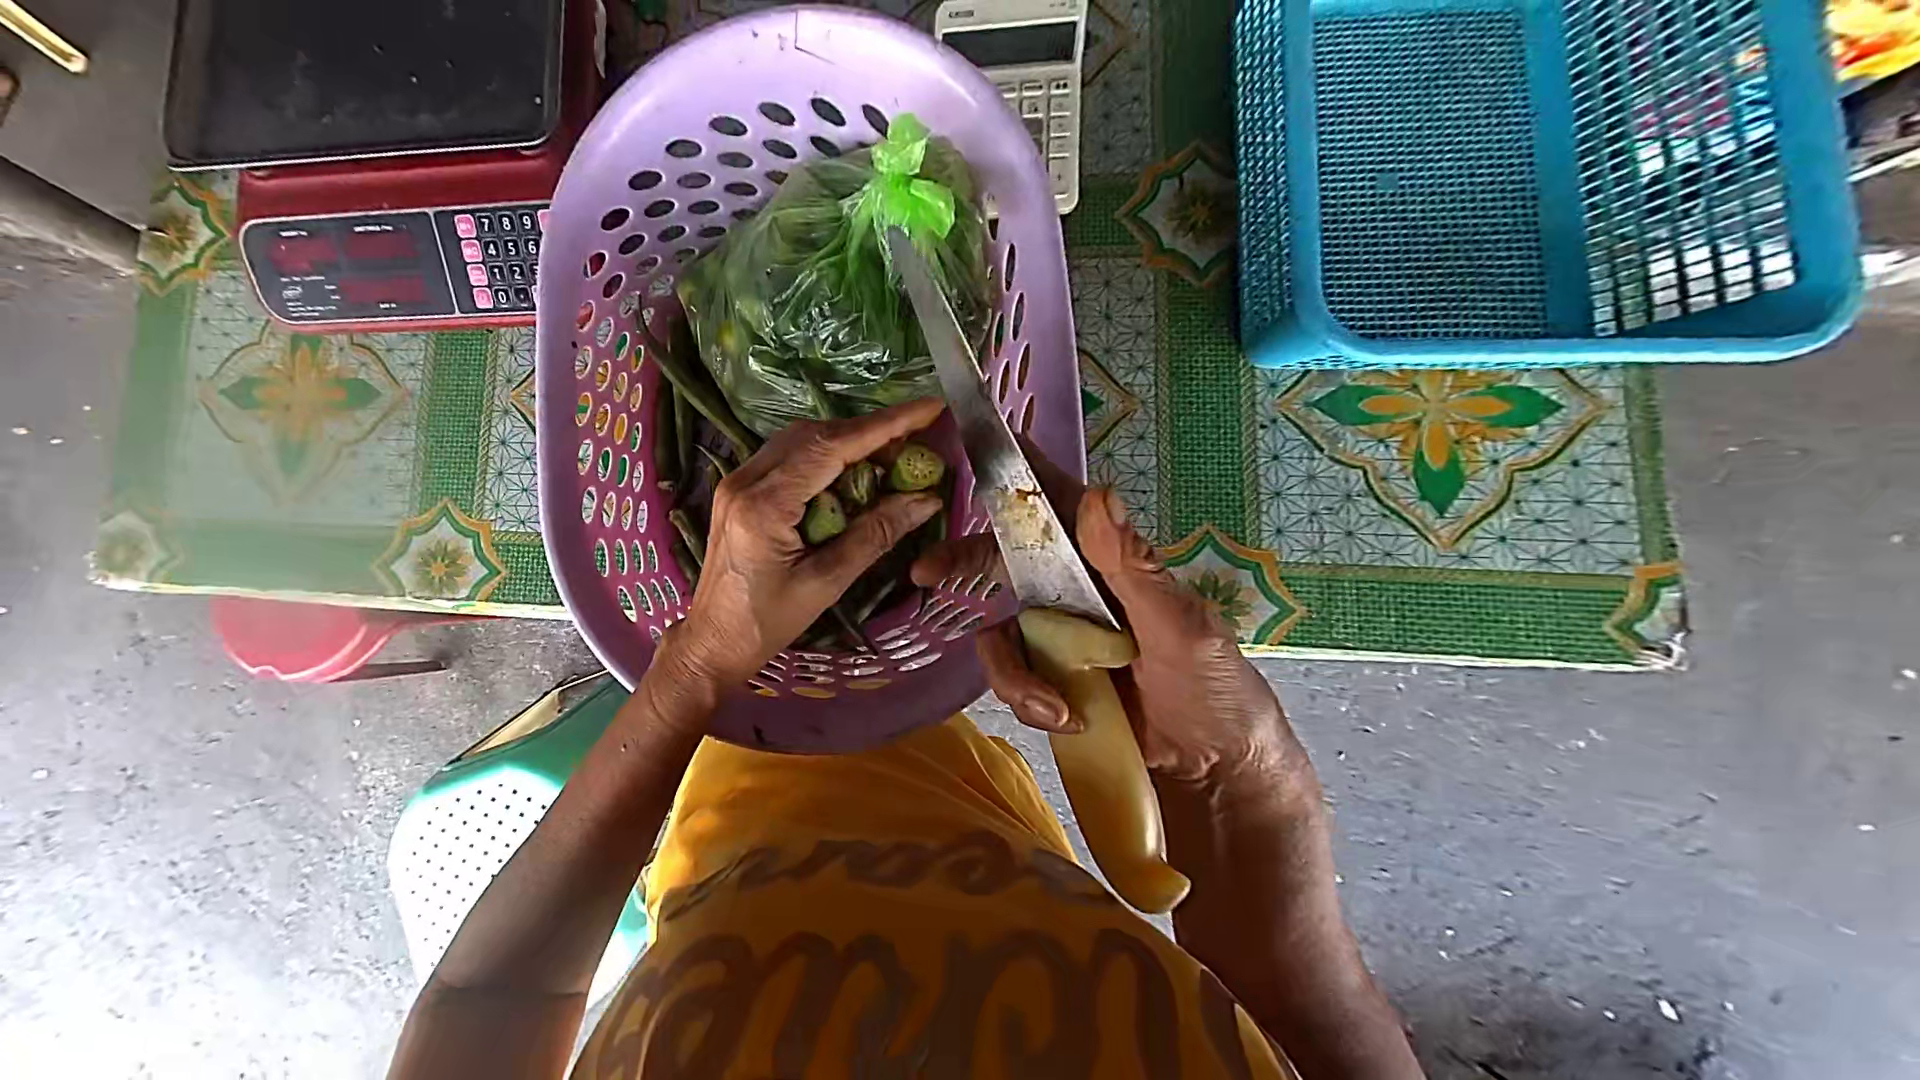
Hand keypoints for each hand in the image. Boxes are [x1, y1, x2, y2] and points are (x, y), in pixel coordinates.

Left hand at [660, 399, 945, 687]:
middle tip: (916, 437)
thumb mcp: (828, 583)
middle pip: (817, 434)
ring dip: (850, 440)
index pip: (833, 447)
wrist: (713, 641)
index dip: (885, 424)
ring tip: (892, 453)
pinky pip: (790, 456)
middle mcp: (746, 480)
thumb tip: (925, 501)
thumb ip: (876, 535)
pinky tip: (854, 470)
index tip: (927, 409)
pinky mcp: (740, 489)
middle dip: (871, 430)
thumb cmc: (768, 622)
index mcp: (765, 506)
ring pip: (802, 439)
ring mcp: (738, 481)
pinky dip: (828, 454)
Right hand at [912, 482, 1287, 786]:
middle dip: (963, 562)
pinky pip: (1010, 676)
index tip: (979, 448)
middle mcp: (1074, 591)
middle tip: (927, 572)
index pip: (1060, 507)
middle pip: (1005, 561)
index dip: (1021, 475)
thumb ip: (1132, 567)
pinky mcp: (1047, 678)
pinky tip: (1066, 719)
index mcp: (1109, 564)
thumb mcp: (1178, 625)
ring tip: (1058, 709)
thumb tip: (1095, 493)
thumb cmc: (1213, 685)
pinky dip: (1027, 699)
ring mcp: (1056, 636)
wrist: (1212, 765)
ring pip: (998, 631)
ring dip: (1014, 673)